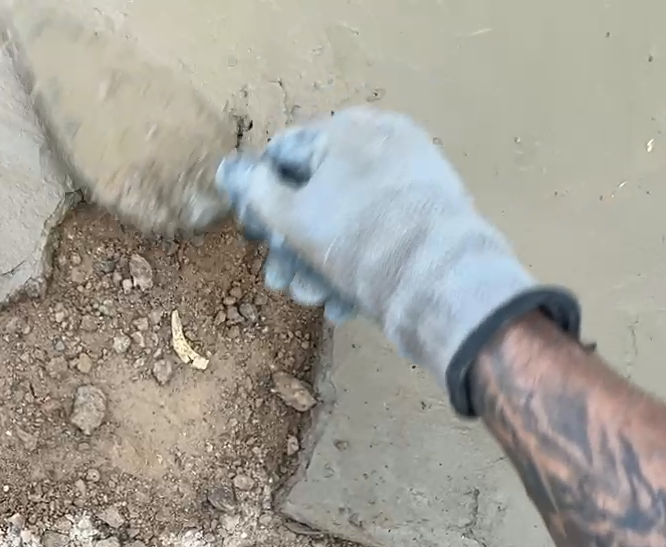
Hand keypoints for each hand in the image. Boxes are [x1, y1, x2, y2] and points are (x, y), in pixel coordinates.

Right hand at [215, 107, 578, 415]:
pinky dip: (353, 263)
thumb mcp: (290, 217)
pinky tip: (344, 298)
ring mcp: (407, 174)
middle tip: (283, 279)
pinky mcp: (426, 210)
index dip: (258, 198)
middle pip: (311, 192)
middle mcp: (379, 142)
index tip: (256, 238)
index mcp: (345, 130)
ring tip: (315, 296)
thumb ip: (254, 191)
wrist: (436, 279)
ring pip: (340, 219)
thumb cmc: (355, 241)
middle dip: (290, 245)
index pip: (280, 155)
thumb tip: (228, 169)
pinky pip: (373, 232)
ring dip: (316, 264)